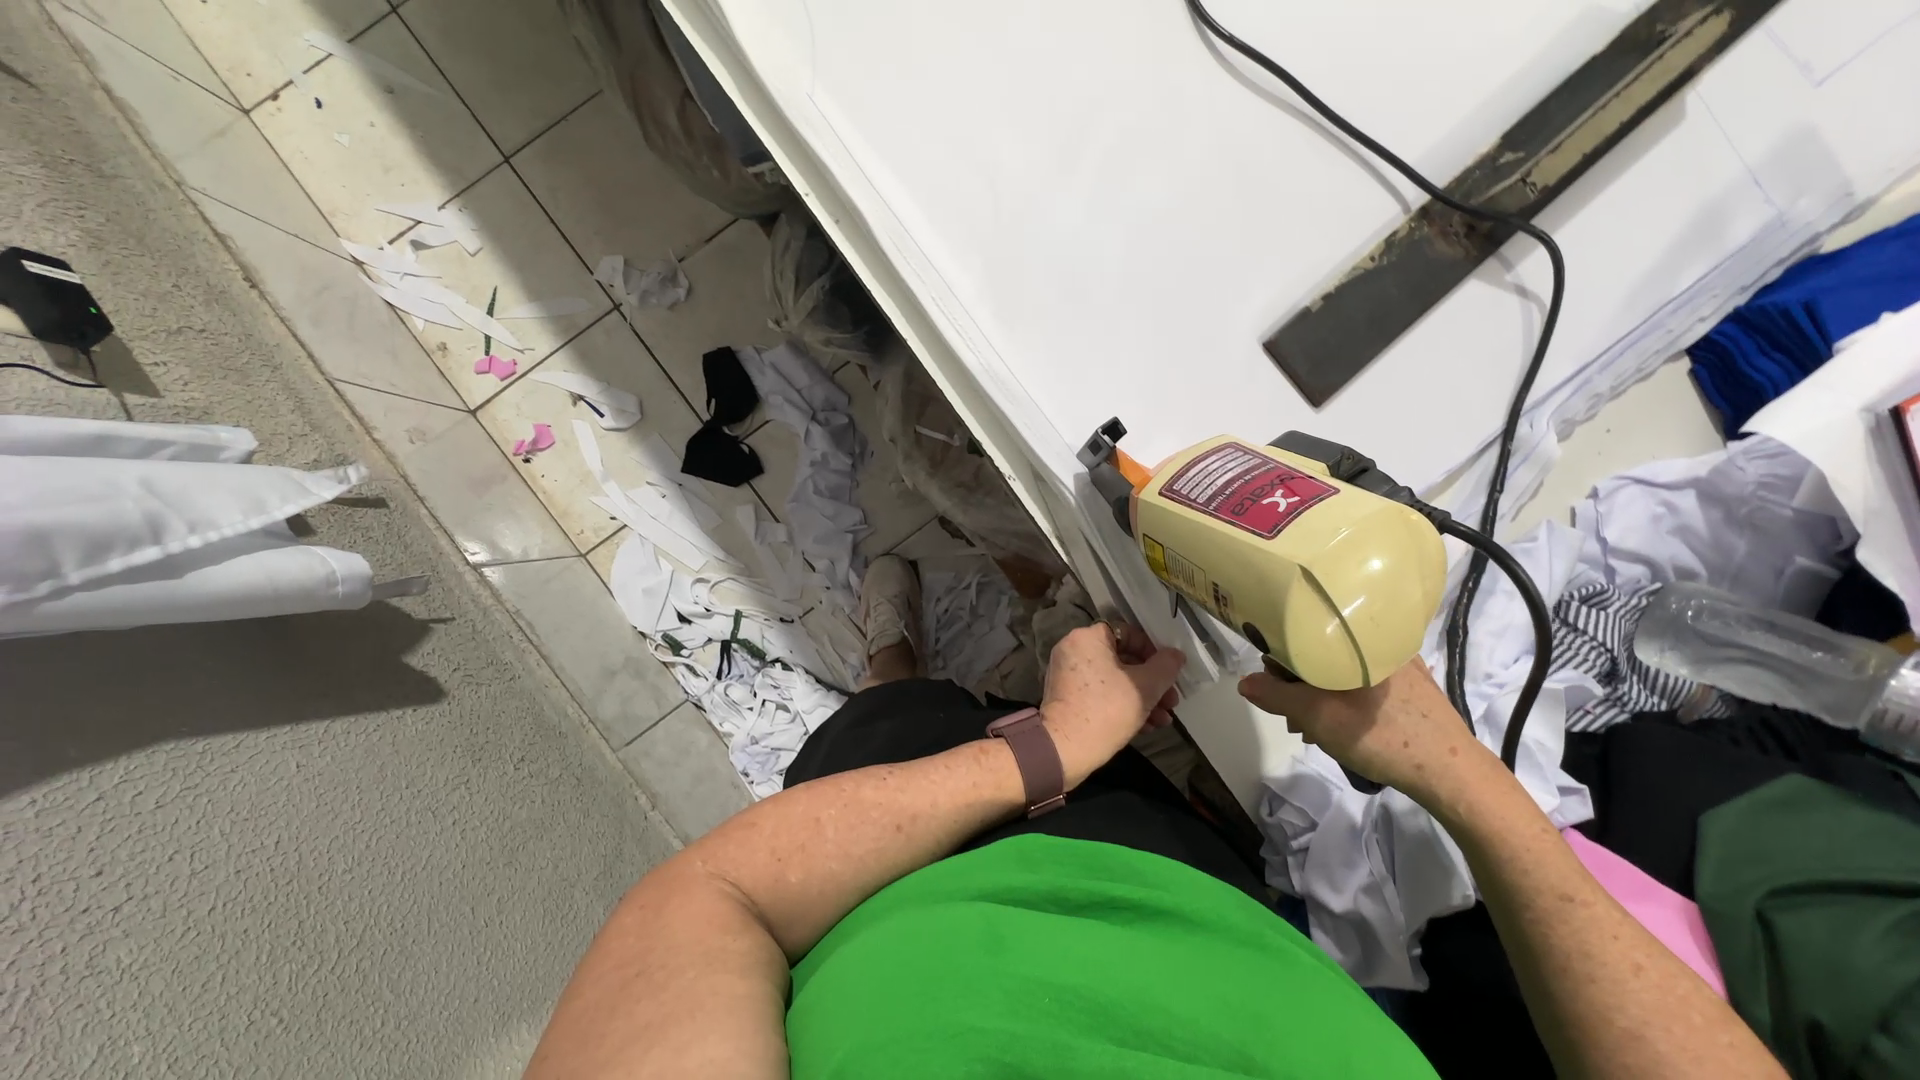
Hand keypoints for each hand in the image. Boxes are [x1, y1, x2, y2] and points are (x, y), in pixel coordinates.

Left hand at [1039, 623, 1184, 789]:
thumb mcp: (1146, 687)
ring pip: (1114, 680)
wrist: (1065, 750)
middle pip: (1123, 660)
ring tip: (1163, 720)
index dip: (1153, 652)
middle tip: (1171, 701)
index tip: (1169, 672)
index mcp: (1088, 638)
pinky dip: (1122, 705)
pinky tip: (1146, 726)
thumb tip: (1175, 655)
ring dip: (1142, 698)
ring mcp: (1068, 675)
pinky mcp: (1068, 698)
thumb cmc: (1107, 710)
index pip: (1128, 633)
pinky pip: (1100, 693)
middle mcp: (1073, 650)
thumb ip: (1166, 666)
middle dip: (1152, 683)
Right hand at [1237, 658, 1496, 802]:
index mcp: (1361, 640)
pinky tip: (1347, 729)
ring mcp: (1404, 666)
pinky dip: (1349, 700)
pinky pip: (1368, 685)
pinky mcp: (1417, 688)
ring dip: (1323, 695)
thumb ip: (1276, 696)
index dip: (1282, 661)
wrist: (1452, 774)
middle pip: (1325, 654)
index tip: (1277, 691)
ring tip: (1317, 730)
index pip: (1306, 635)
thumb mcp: (1317, 717)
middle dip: (1301, 684)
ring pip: (1345, 672)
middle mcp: (1384, 644)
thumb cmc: (1382, 737)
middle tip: (1295, 718)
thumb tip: (1246, 683)